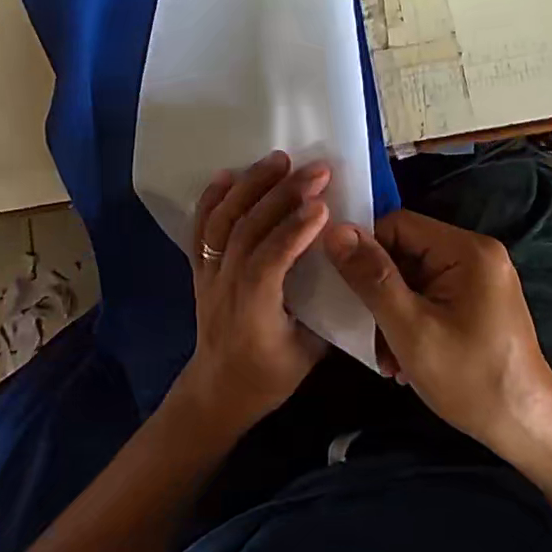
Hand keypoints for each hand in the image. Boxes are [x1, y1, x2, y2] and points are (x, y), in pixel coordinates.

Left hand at [171, 151, 331, 434]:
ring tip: (278, 160)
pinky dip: (213, 199)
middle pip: (247, 231)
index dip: (293, 231)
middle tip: (315, 169)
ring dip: (251, 186)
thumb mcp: (309, 354)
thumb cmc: (268, 377)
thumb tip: (351, 266)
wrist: (217, 392)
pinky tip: (229, 175)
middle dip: (281, 195)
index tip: (322, 205)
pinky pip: (202, 229)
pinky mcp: (200, 269)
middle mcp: (224, 287)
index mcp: (252, 312)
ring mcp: (207, 275)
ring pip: (223, 222)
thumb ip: (327, 311)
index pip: (268, 262)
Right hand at [323, 210, 551, 453]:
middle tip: (368, 336)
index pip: (398, 224)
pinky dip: (412, 324)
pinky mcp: (478, 303)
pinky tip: (405, 361)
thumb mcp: (411, 329)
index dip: (366, 251)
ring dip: (393, 316)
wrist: (527, 429)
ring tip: (388, 360)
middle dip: (380, 294)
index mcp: (467, 250)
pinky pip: (430, 298)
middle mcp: (476, 255)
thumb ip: (372, 278)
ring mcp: (480, 280)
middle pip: (405, 253)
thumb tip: (335, 230)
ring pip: (414, 280)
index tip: (344, 288)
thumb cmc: (470, 378)